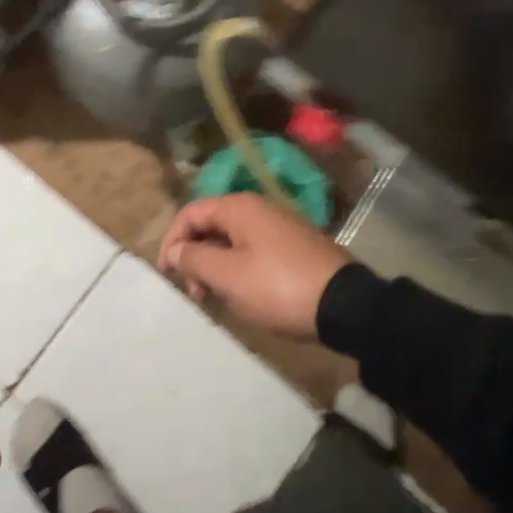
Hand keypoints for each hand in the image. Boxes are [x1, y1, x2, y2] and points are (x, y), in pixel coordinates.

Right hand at [157, 193, 353, 338]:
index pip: (191, 213)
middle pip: (211, 225)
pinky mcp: (294, 247)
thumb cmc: (278, 286)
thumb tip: (176, 250)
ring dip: (216, 266)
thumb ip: (195, 259)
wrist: (345, 305)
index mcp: (240, 207)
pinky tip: (243, 294)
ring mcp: (279, 227)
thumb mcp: (229, 276)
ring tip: (217, 298)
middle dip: (195, 256)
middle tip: (196, 292)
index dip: (172, 241)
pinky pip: (253, 250)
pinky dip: (238, 269)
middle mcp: (259, 208)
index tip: (167, 273)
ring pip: (232, 240)